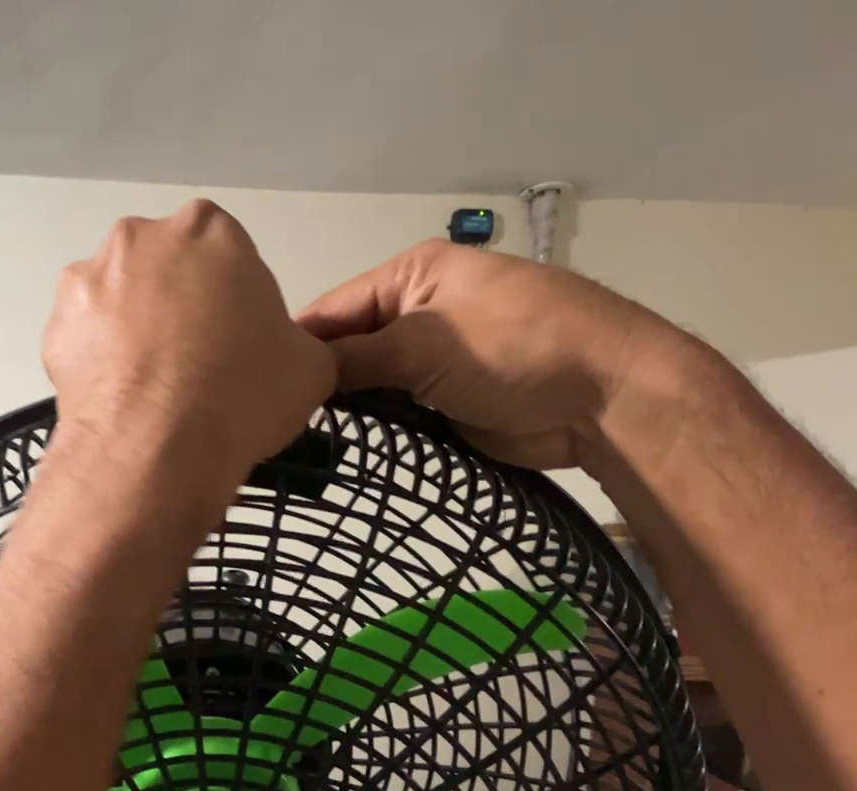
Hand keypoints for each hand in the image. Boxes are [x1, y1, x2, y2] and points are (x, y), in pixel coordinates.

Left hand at [44, 200, 336, 495]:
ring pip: (117, 301)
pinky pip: (85, 340)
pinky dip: (98, 362)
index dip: (231, 302)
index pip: (225, 257)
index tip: (233, 346)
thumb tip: (279, 354)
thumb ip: (295, 341)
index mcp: (209, 230)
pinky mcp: (55, 327)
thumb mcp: (309, 368)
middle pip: (164, 270)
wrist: (158, 450)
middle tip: (192, 366)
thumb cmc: (242, 395)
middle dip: (176, 307)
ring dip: (132, 331)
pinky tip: (119, 399)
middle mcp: (140, 238)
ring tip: (150, 389)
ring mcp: (89, 280)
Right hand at [297, 239, 700, 471]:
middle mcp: (416, 312)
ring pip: (366, 384)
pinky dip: (369, 428)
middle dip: (313, 381)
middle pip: (346, 347)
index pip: (332, 309)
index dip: (294, 346)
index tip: (252, 384)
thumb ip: (352, 361)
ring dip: (340, 409)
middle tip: (266, 420)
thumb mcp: (422, 344)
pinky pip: (392, 412)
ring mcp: (431, 359)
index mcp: (412, 275)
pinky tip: (336, 448)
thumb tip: (295, 377)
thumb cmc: (514, 348)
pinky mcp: (443, 401)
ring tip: (290, 439)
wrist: (604, 399)